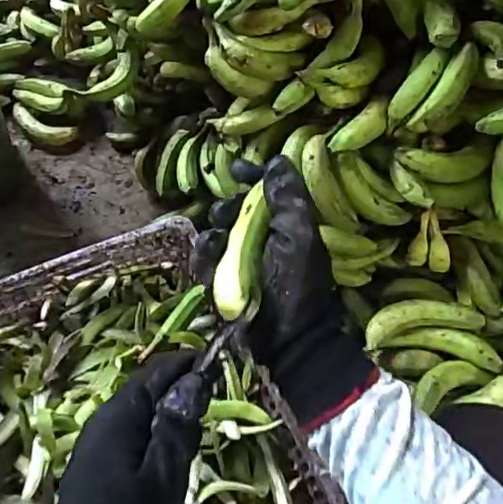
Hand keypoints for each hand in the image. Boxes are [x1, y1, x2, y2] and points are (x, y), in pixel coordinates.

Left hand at [4, 349, 200, 503]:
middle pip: (149, 386)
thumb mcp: (162, 473)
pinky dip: (155, 427)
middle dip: (181, 384)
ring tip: (198, 421)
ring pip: (141, 408)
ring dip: (169, 407)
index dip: (190, 363)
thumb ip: (179, 424)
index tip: (220, 364)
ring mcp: (99, 439)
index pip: (160, 369)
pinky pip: (133, 428)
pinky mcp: (98, 460)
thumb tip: (195, 378)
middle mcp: (106, 416)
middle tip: (214, 395)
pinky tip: (169, 448)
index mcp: (121, 412)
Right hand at [193, 157, 374, 427]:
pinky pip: (205, 257)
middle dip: (229, 205)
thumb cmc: (298, 286)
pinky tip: (208, 254)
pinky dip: (204, 253)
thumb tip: (278, 160)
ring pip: (217, 229)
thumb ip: (288, 199)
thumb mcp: (298, 237)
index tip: (237, 170)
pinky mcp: (222, 279)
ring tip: (218, 237)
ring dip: (215, 228)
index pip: (268, 190)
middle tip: (228, 212)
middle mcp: (264, 237)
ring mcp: (242, 259)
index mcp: (288, 224)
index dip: (253, 176)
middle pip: (237, 207)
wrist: (287, 343)